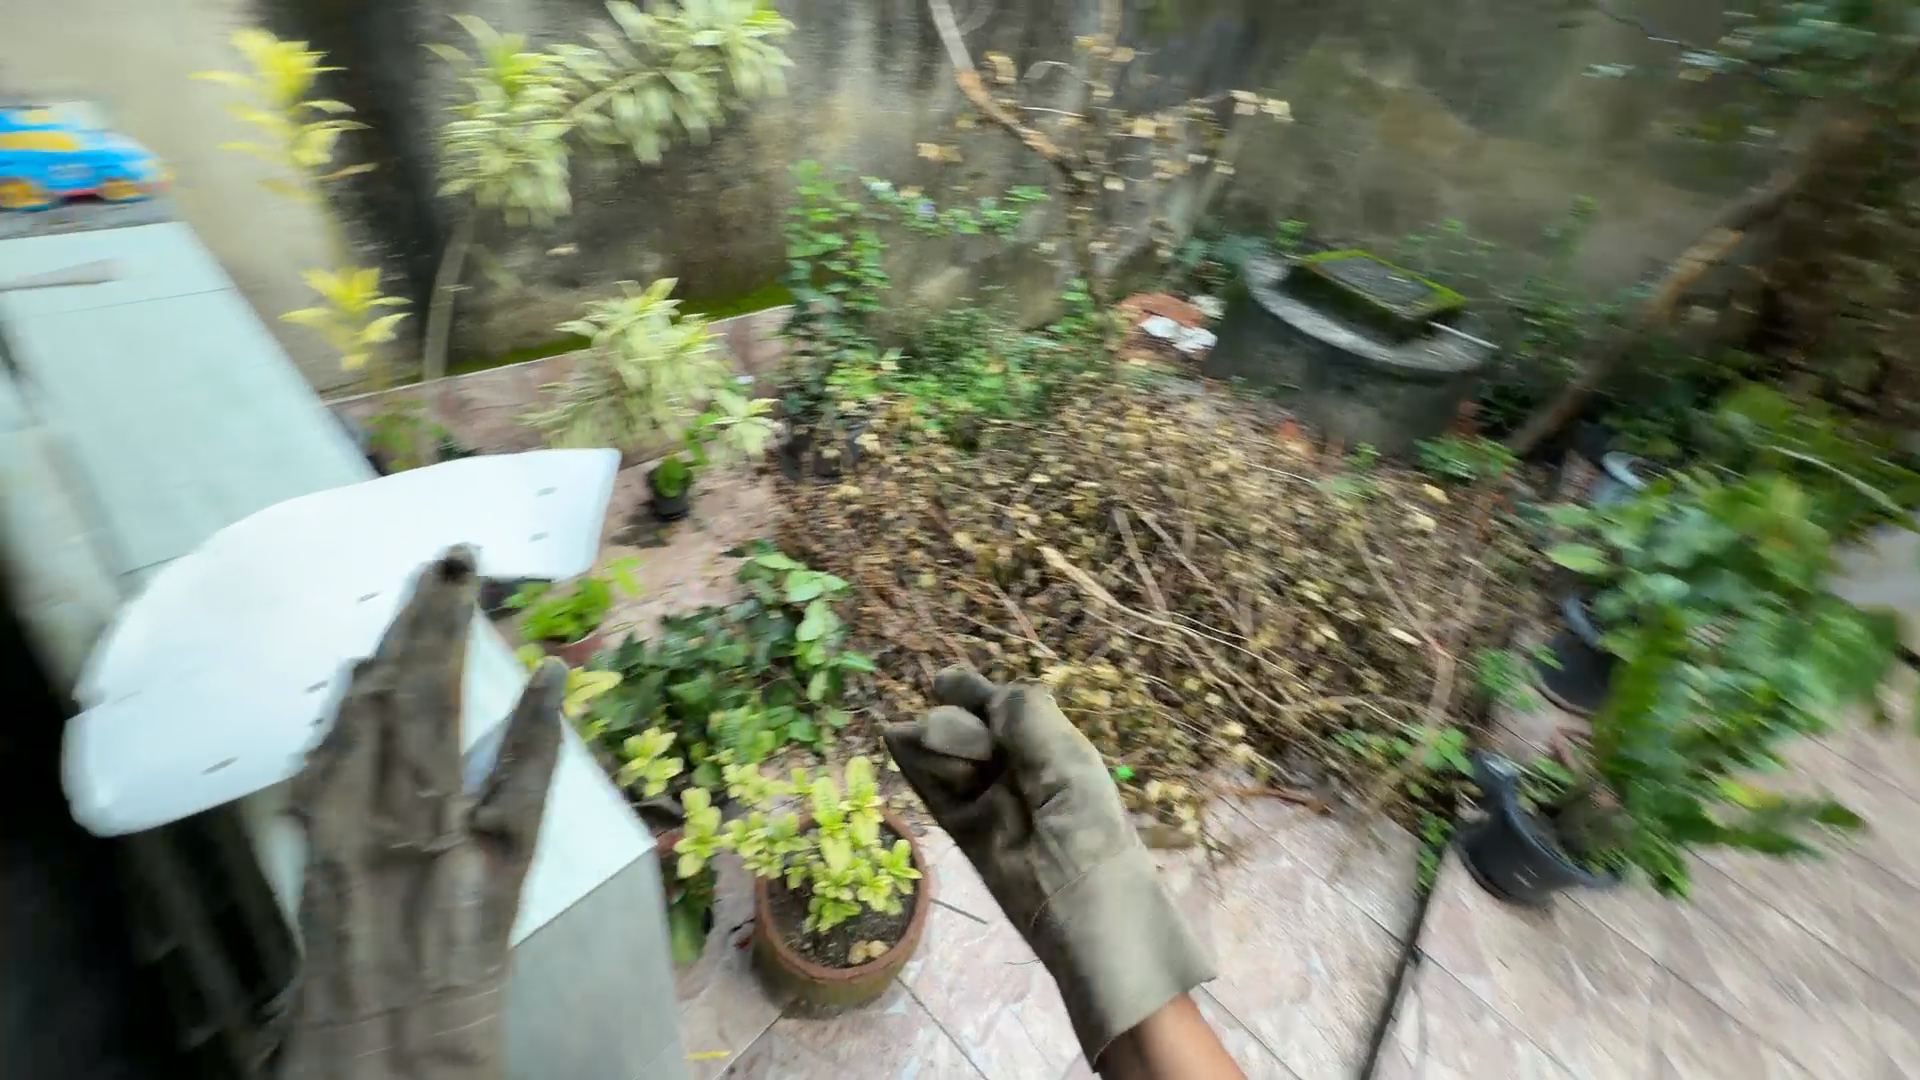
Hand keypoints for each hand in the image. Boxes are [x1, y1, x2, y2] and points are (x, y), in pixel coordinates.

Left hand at [278, 547, 566, 1079]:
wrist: (384, 1022)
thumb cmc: (473, 933)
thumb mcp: (520, 846)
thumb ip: (533, 756)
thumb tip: (550, 677)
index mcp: (429, 795)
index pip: (437, 681)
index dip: (448, 618)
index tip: (464, 564)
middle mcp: (367, 794)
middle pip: (390, 682)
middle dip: (416, 614)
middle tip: (441, 560)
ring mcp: (328, 810)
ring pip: (351, 707)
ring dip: (382, 645)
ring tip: (408, 600)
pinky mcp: (309, 829)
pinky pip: (326, 743)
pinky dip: (349, 696)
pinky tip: (358, 675)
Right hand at [884, 666, 1215, 1064]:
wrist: (1080, 899)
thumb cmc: (1084, 818)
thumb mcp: (1064, 753)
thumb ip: (1022, 712)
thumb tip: (971, 693)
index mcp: (1048, 743)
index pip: (1003, 708)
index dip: (973, 693)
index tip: (942, 682)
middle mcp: (1015, 766)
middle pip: (969, 727)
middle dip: (960, 727)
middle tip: (978, 754)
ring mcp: (988, 798)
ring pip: (947, 755)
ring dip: (938, 747)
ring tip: (953, 764)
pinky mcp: (963, 828)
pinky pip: (934, 790)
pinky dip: (913, 765)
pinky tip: (893, 738)